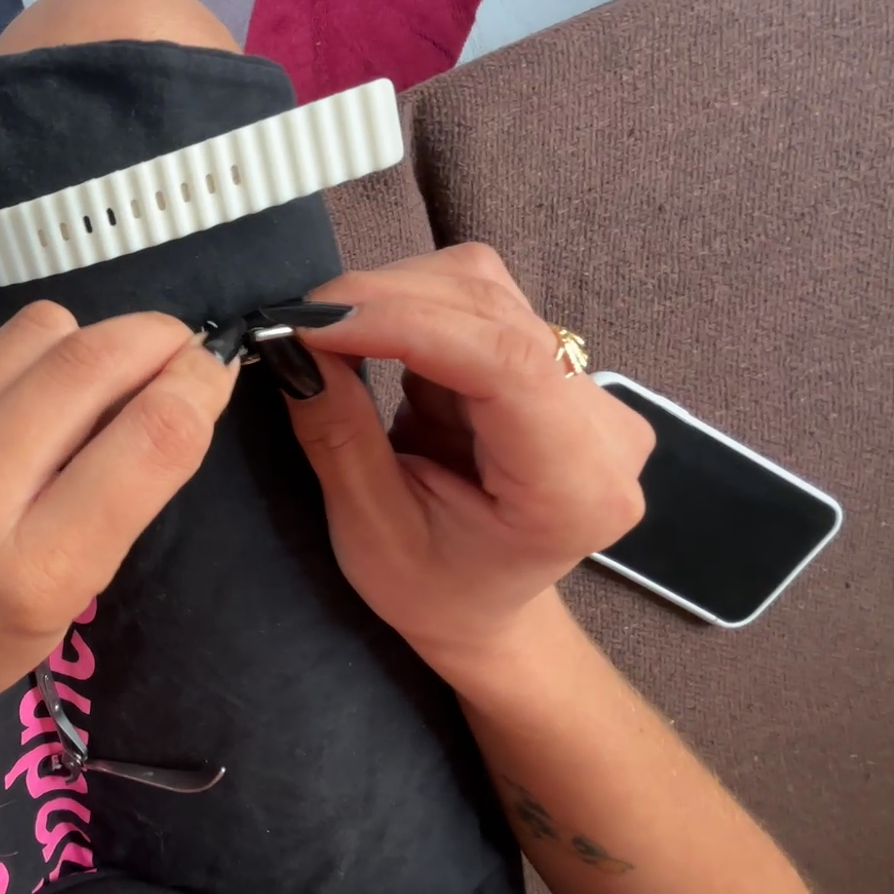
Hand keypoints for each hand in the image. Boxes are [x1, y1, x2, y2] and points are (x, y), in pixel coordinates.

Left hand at [0, 302, 238, 726]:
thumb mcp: (78, 593)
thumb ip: (128, 491)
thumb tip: (180, 390)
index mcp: (35, 569)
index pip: (144, 443)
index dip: (197, 388)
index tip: (215, 373)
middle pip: (86, 366)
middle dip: (156, 339)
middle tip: (182, 351)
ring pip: (39, 334)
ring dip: (99, 335)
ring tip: (112, 372)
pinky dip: (45, 344)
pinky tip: (52, 379)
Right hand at [282, 244, 655, 670]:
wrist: (483, 605)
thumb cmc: (428, 588)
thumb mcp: (367, 527)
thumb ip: (337, 432)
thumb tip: (293, 345)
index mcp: (572, 486)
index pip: (505, 363)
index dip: (403, 324)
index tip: (309, 324)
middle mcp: (600, 422)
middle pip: (491, 310)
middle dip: (380, 301)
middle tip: (294, 325)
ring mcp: (583, 386)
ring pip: (481, 289)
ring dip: (389, 297)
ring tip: (326, 336)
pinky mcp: (547, 365)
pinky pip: (471, 302)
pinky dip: (402, 307)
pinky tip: (366, 340)